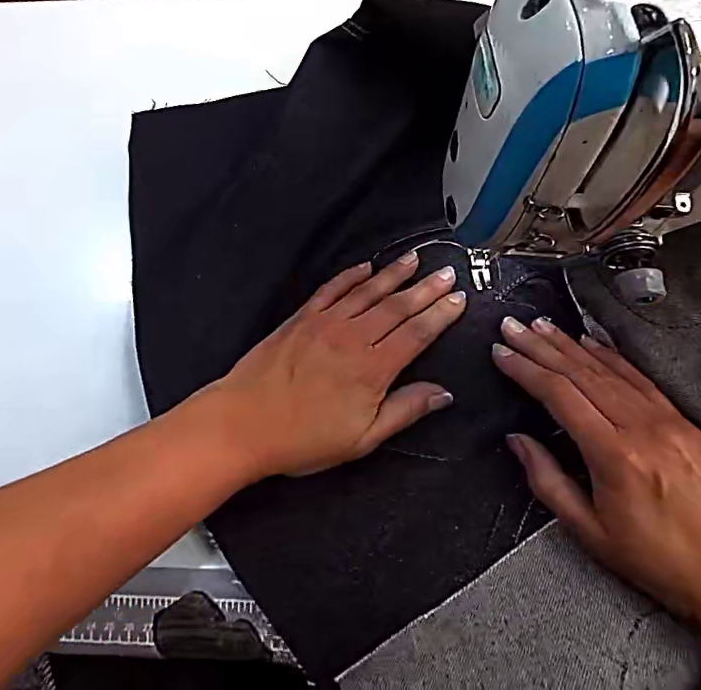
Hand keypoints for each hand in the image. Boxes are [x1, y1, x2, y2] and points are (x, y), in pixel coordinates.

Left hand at [200, 254, 464, 479]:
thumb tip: (442, 394)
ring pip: (369, 291)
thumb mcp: (361, 439)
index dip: (441, 314)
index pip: (417, 332)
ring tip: (415, 259)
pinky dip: (351, 276)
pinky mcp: (302, 318)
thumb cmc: (302, 438)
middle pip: (399, 306)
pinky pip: (332, 289)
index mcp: (373, 368)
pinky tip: (365, 267)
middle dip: (427, 288)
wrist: (242, 424)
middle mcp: (353, 337)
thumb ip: (405, 411)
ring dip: (395, 273)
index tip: (458, 299)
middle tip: (447, 272)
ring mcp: (326, 323)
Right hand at [492, 319, 700, 689]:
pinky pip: (639, 376)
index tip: (502, 352)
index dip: (525, 369)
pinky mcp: (683, 419)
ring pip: (608, 368)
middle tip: (514, 325)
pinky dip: (611, 356)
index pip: (559, 394)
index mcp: (615, 454)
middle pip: (580, 372)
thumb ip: (549, 482)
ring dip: (571, 344)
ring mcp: (665, 418)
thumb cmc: (670, 565)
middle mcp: (640, 425)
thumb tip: (519, 441)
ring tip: (544, 326)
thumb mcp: (595, 536)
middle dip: (541, 345)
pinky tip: (594, 343)